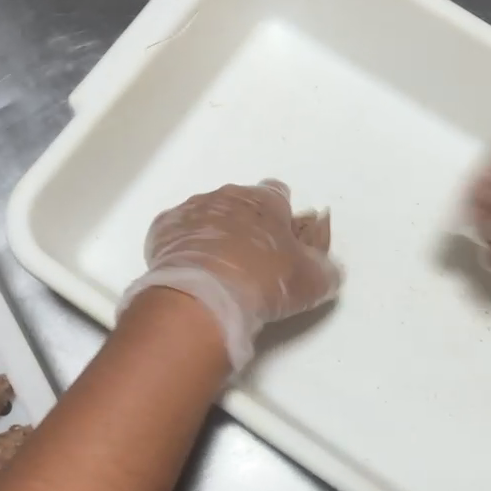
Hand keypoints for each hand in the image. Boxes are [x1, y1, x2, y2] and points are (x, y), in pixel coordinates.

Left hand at [121, 180, 340, 370]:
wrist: (204, 297)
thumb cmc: (265, 282)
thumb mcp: (313, 282)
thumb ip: (326, 269)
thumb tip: (329, 268)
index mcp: (265, 199)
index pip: (279, 194)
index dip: (282, 218)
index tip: (282, 243)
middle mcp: (226, 195)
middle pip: (240, 204)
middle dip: (246, 226)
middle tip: (250, 263)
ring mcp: (190, 210)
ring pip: (206, 216)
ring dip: (213, 236)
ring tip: (218, 272)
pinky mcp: (162, 230)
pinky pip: (177, 234)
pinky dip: (184, 249)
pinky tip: (191, 274)